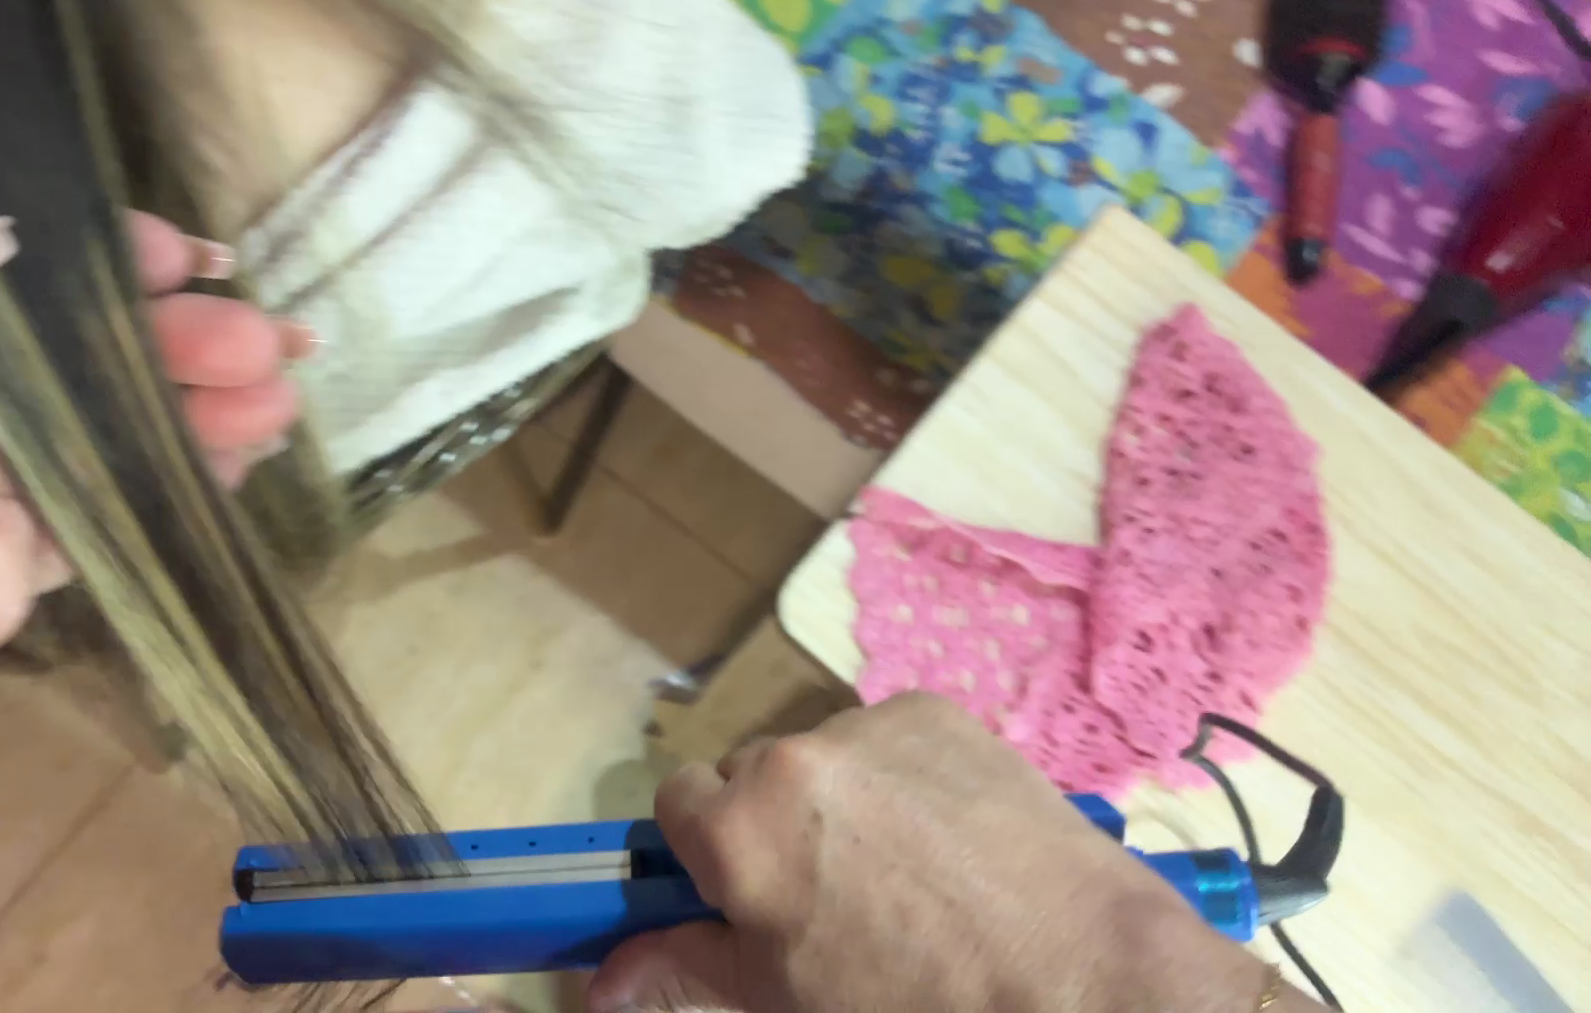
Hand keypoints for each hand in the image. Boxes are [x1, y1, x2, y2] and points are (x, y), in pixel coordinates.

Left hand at [0, 215, 316, 825]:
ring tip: (279, 400)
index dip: (91, 263)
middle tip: (267, 342)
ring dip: (201, 413)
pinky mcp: (18, 558)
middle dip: (180, 342)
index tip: (178, 258)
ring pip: (115, 434)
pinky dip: (182, 488)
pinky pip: (114, 513)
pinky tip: (242, 464)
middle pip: (81, 360)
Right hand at [589, 694, 1304, 1012]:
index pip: (677, 797)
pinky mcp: (929, 708)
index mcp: (740, 826)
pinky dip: (899, 773)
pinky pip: (884, 736)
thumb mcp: (789, 1003)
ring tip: (908, 865)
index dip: (702, 841)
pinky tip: (950, 831)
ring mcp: (864, 723)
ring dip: (836, 796)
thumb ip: (685, 972)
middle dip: (772, 820)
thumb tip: (597, 982)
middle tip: (832, 885)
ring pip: (819, 755)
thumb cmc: (920, 1010)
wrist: (1093, 987)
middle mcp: (789, 754)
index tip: (739, 878)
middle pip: (750, 772)